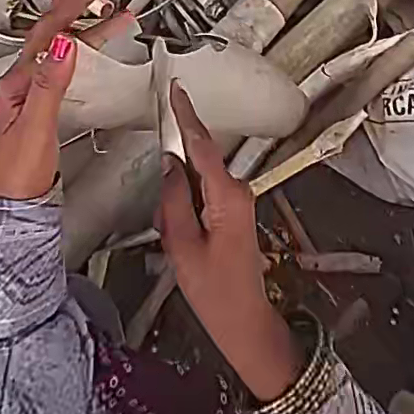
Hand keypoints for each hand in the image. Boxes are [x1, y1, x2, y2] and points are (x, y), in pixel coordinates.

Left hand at [0, 0, 110, 199]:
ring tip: (107, 14)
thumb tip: (64, 45)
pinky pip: (64, 67)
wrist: (13, 208)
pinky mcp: (43, 105)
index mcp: (16, 84)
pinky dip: (81, 51)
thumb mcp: (34, 127)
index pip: (44, 36)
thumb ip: (50, 85)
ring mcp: (32, 93)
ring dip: (82, 28)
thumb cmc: (16, 174)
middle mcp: (21, 84)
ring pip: (59, 50)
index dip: (68, 10)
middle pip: (51, 36)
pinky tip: (89, 48)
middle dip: (76, 10)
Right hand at [156, 84, 301, 400]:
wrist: (246, 323)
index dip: (186, 115)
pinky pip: (203, 195)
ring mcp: (237, 200)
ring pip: (195, 182)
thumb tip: (168, 164)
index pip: (202, 145)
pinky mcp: (233, 210)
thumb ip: (172, 199)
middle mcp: (237, 191)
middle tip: (167, 226)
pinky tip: (185, 241)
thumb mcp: (182, 246)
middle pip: (195, 165)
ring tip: (179, 243)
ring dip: (178, 204)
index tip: (176, 89)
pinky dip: (186, 211)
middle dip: (172, 185)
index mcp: (227, 196)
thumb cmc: (215, 292)